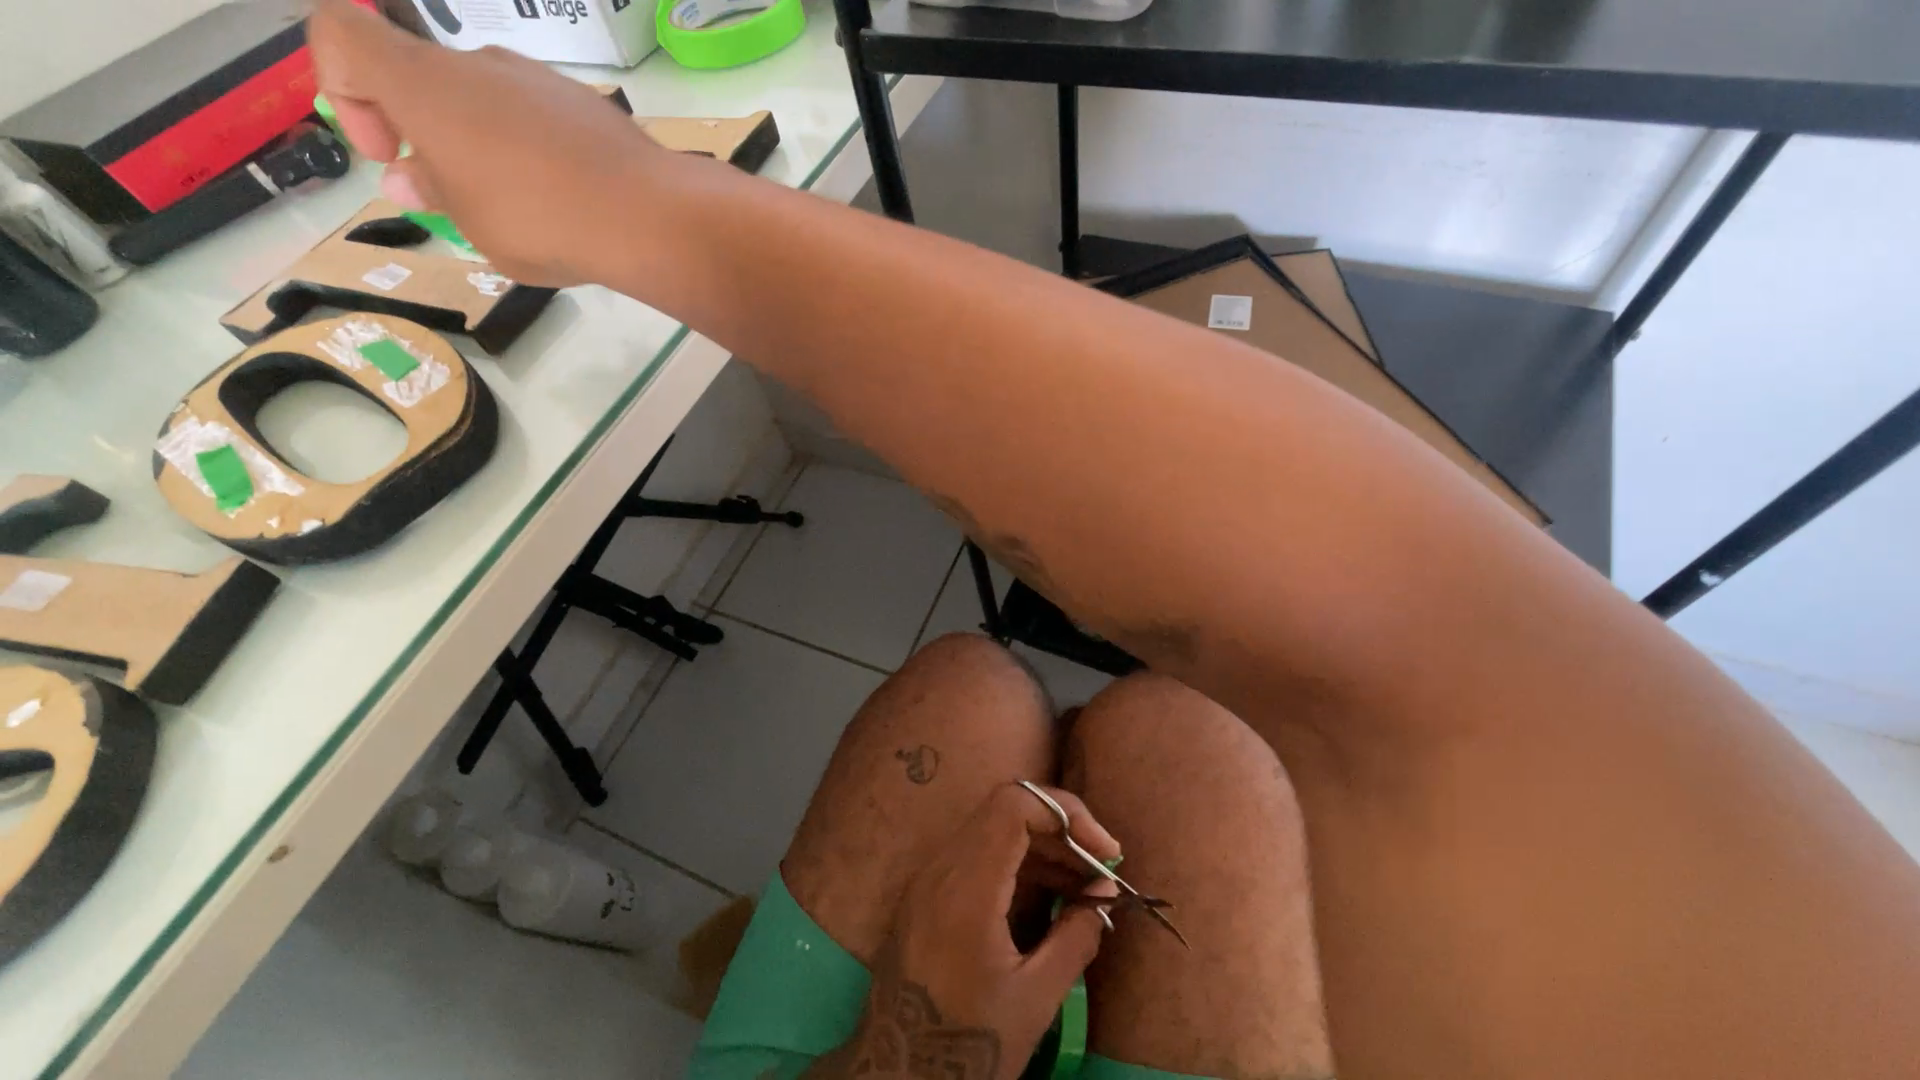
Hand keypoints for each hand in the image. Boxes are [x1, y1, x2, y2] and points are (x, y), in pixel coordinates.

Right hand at [307, 0, 671, 285]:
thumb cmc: (541, 221)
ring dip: (485, 146)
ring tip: (524, 211)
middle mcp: (479, 63)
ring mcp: (539, 78)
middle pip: (424, 77)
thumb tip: (408, 177)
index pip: (340, 33)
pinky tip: (567, 202)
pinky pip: (539, 118)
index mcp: (426, 83)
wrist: (650, 215)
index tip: (393, 155)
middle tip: (464, 200)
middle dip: (428, 135)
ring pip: (486, 100)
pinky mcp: (586, 103)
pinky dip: (535, 151)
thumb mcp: (471, 223)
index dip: (343, 90)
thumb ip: (433, 190)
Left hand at [824, 784, 1121, 1079]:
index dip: (1066, 813)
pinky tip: (1051, 896)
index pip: (1014, 804)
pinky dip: (1017, 864)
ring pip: (991, 832)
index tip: (1104, 851)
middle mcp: (940, 870)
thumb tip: (1104, 896)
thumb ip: (1075, 937)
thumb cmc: (969, 1040)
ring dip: (1043, 848)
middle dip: (1062, 831)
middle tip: (1102, 871)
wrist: (897, 1075)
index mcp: (966, 887)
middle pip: (1005, 811)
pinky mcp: (925, 898)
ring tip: (1086, 886)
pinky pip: (975, 857)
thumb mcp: (1035, 997)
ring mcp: (927, 881)